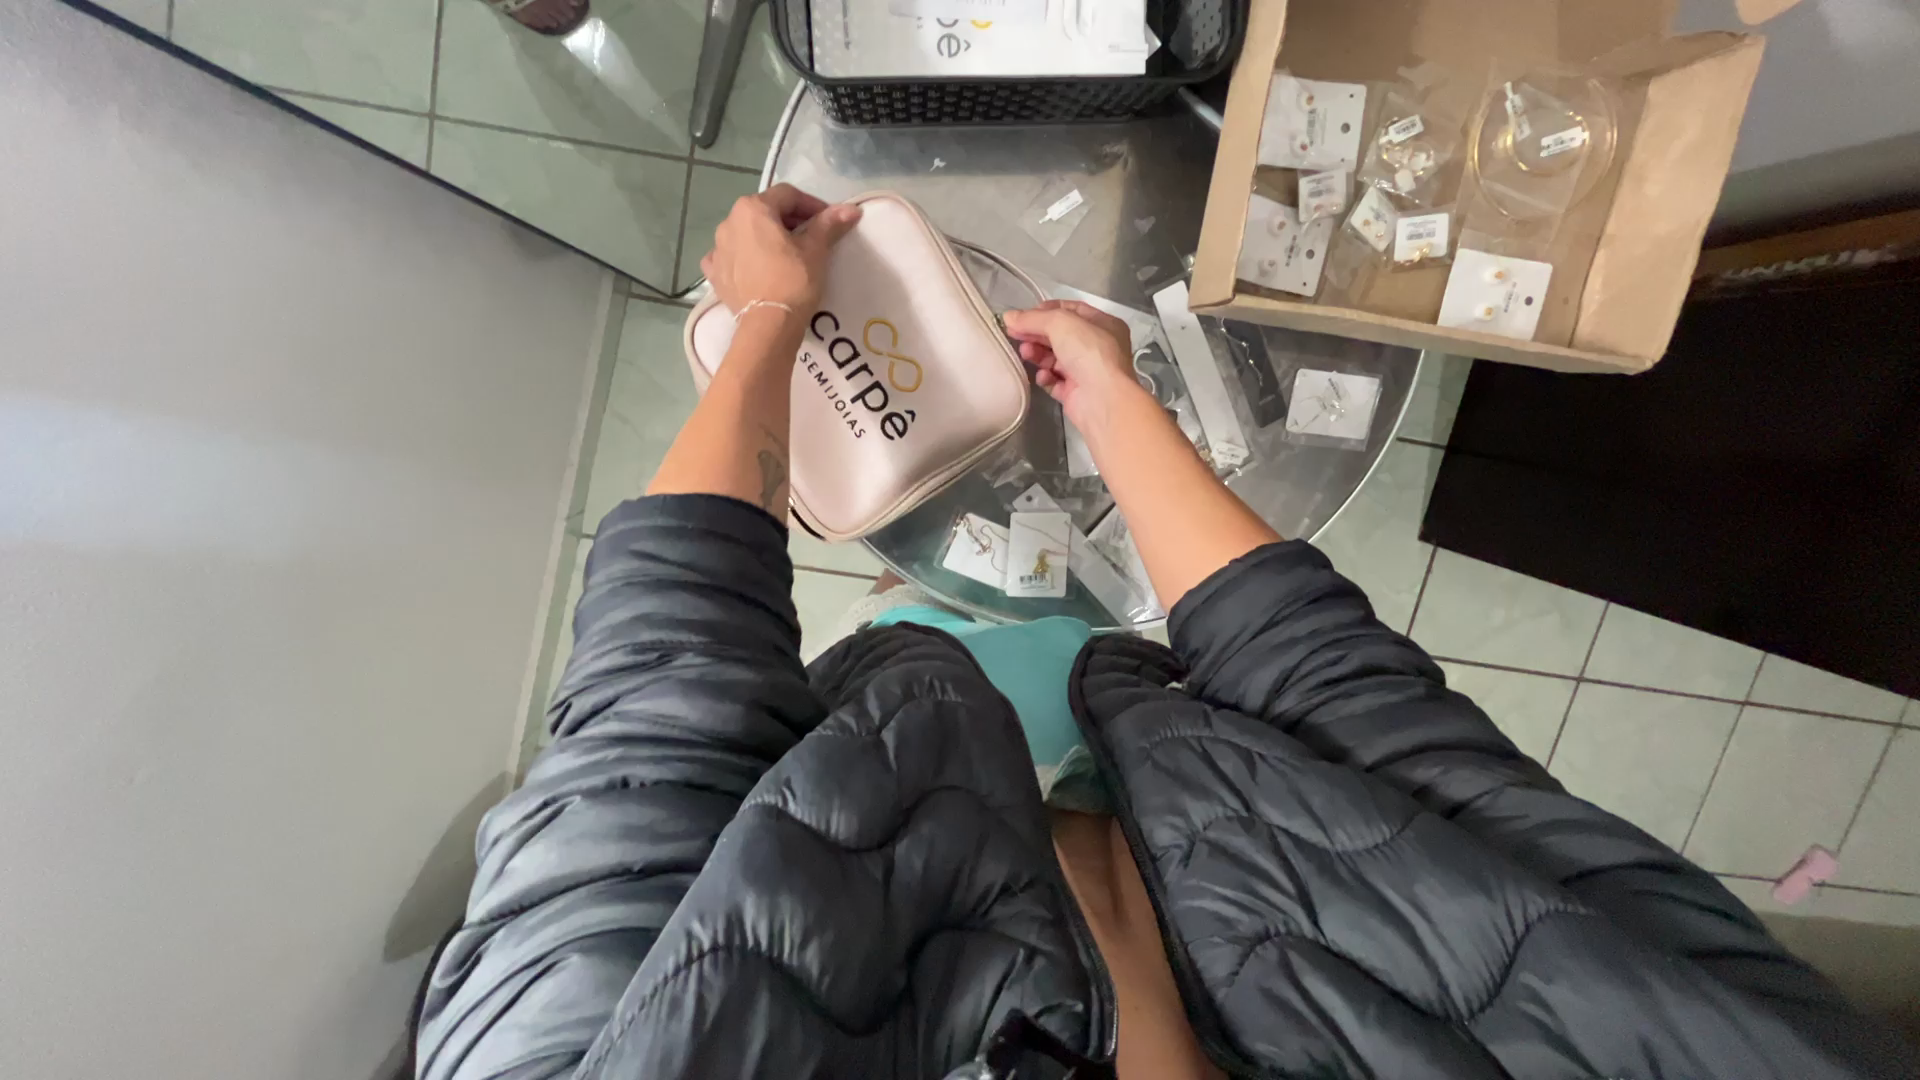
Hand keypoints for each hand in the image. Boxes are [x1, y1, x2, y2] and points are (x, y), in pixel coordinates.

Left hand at [700, 183, 861, 315]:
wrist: (768, 326)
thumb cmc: (794, 281)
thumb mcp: (815, 251)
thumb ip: (829, 224)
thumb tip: (851, 209)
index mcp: (753, 208)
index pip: (787, 196)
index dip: (812, 205)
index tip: (828, 222)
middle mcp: (729, 221)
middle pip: (764, 213)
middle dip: (788, 222)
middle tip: (810, 239)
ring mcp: (717, 248)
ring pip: (745, 234)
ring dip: (765, 239)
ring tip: (784, 257)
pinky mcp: (714, 274)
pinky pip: (729, 258)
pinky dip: (742, 258)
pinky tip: (754, 269)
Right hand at [1002, 300, 1143, 431]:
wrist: (1102, 399)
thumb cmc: (1088, 352)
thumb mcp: (1060, 323)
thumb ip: (1032, 318)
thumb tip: (1009, 316)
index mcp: (1102, 324)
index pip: (1071, 311)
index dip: (1046, 311)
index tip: (1024, 316)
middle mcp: (1096, 347)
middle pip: (1060, 335)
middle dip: (1037, 334)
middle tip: (1015, 334)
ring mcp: (1086, 371)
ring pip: (1055, 359)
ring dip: (1038, 354)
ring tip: (1026, 353)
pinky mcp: (1076, 393)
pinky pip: (1055, 381)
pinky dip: (1046, 377)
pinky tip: (1043, 376)